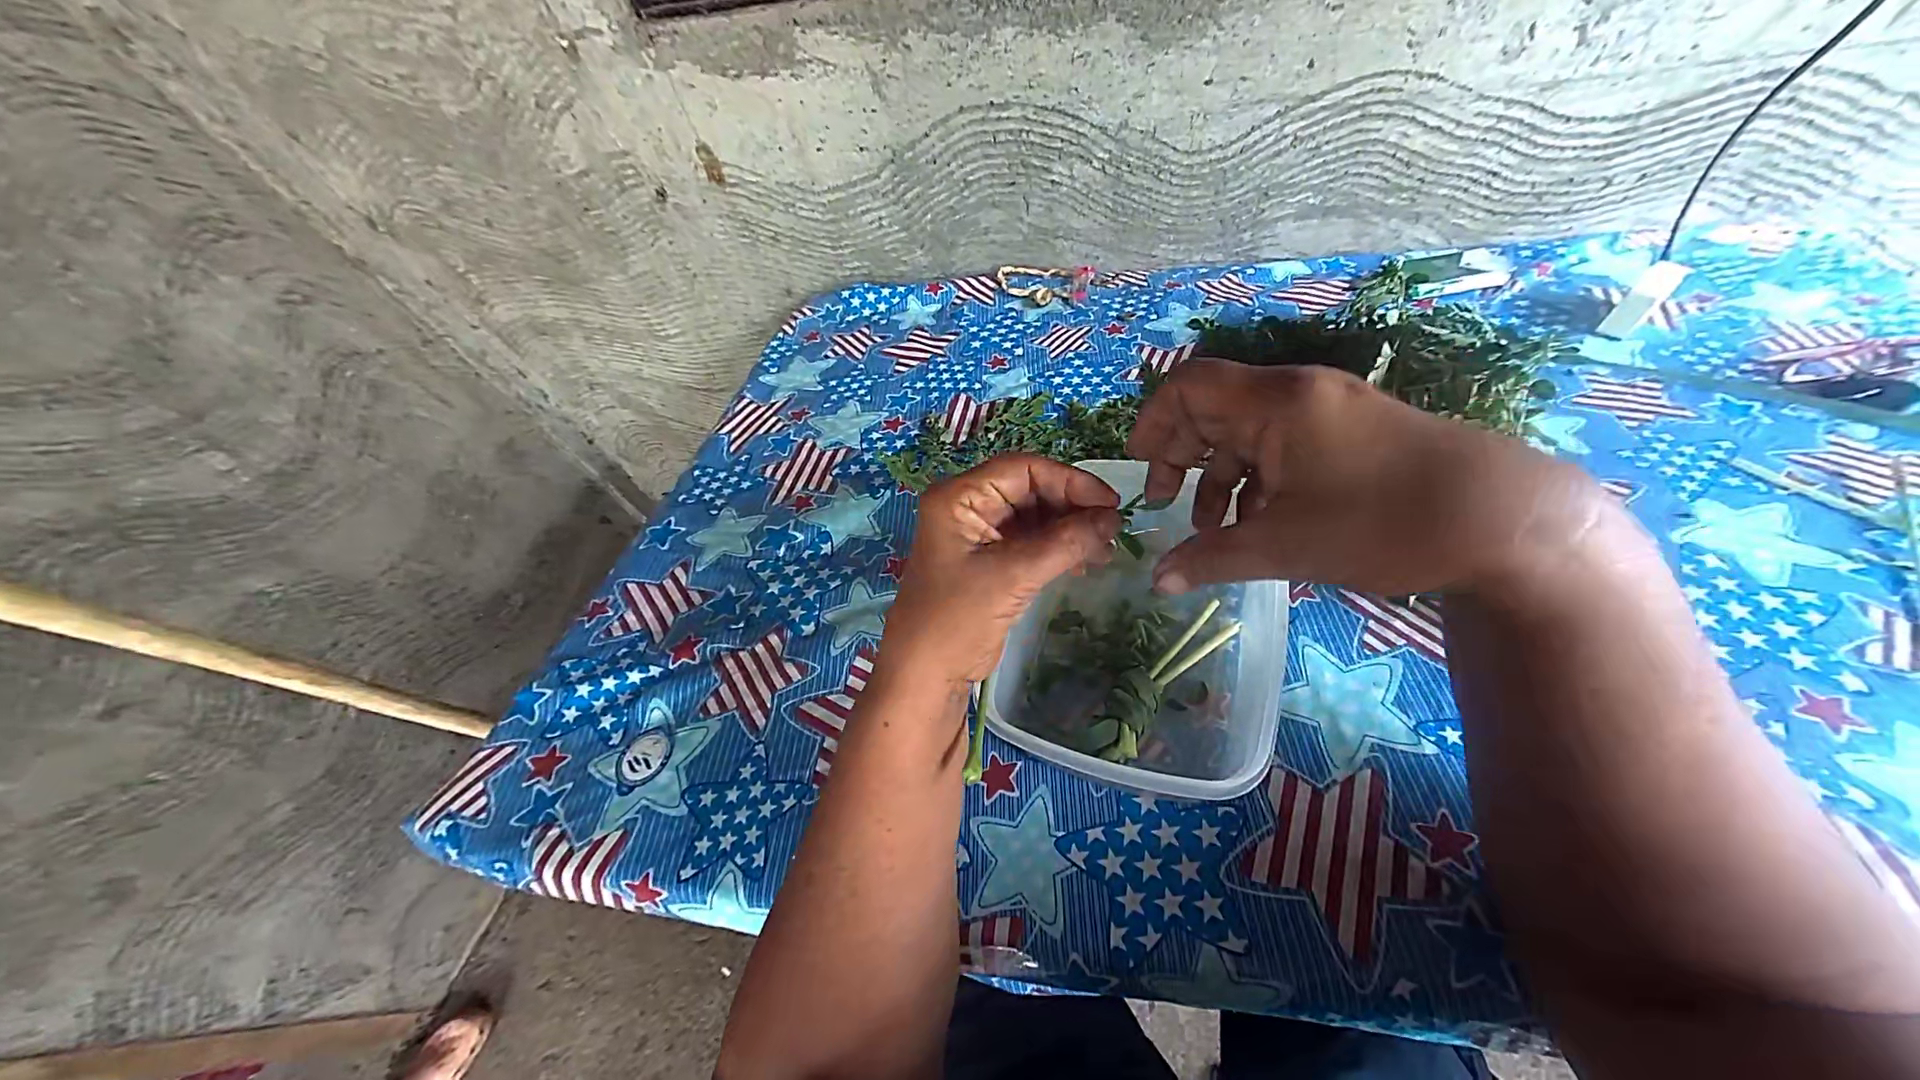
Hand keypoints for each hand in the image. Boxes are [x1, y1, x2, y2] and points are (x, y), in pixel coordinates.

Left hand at [886, 454, 1121, 684]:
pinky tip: (1087, 561)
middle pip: (1032, 489)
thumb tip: (1113, 519)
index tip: (1109, 504)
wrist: (926, 672)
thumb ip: (1065, 543)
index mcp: (960, 497)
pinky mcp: (992, 560)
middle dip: (1073, 506)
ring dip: (1071, 529)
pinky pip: (1032, 540)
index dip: (1069, 481)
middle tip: (1113, 529)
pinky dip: (1060, 547)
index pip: (1023, 469)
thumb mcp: (1013, 576)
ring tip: (1106, 550)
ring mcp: (980, 534)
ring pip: (1036, 516)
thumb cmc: (958, 618)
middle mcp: (968, 507)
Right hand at [1127, 359, 1605, 597]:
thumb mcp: (1283, 546)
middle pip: (1213, 409)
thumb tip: (1157, 583)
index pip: (1188, 385)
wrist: (1506, 522)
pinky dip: (1256, 480)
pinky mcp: (1352, 433)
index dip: (1153, 422)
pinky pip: (1282, 446)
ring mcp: (1330, 411)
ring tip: (1211, 529)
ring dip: (1218, 478)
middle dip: (1180, 457)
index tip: (1139, 467)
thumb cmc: (1381, 523)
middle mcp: (1299, 394)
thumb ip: (1210, 559)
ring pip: (1247, 433)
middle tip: (1167, 506)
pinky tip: (1257, 523)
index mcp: (1276, 403)